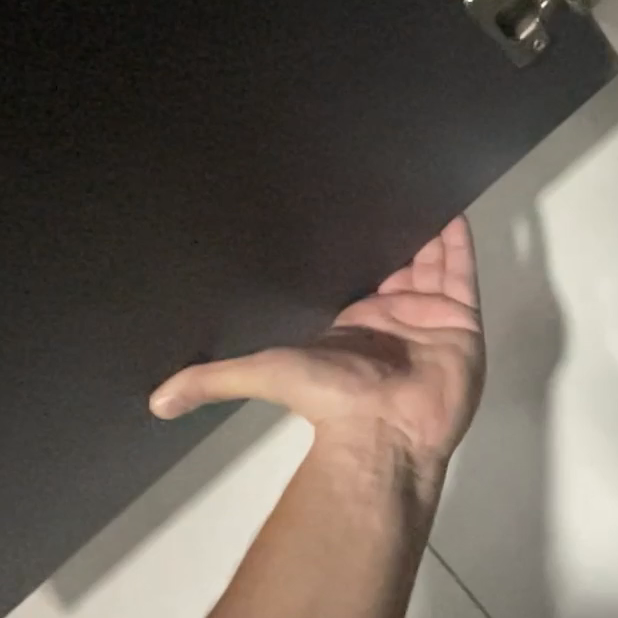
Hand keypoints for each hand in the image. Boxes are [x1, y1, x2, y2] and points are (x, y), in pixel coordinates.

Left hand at [149, 219, 485, 470]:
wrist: (384, 429)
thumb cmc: (331, 398)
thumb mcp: (263, 375)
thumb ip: (214, 380)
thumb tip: (155, 402)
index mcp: (358, 323)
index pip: (363, 274)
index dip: (363, 244)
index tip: (355, 208)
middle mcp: (397, 316)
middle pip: (403, 263)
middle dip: (401, 230)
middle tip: (394, 188)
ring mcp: (433, 317)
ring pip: (435, 264)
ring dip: (432, 231)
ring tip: (426, 189)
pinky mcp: (462, 321)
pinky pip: (463, 275)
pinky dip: (460, 245)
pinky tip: (453, 212)